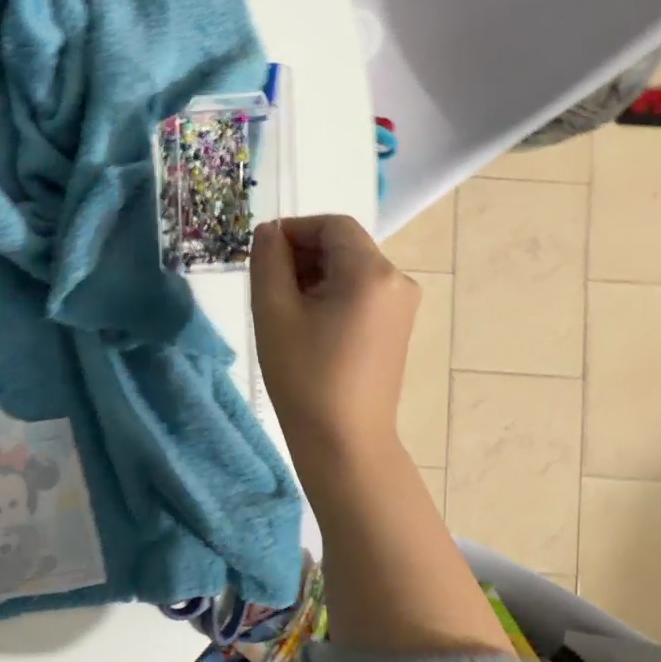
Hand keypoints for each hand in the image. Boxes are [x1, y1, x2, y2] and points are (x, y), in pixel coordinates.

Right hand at [250, 215, 418, 452]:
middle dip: (301, 254)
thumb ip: (268, 261)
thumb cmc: (303, 373)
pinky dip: (329, 294)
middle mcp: (397, 280)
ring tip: (282, 310)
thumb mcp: (273, 311)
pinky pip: (359, 291)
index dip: (292, 229)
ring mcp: (401, 305)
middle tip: (265, 286)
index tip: (259, 255)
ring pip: (349, 268)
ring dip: (312, 275)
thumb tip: (269, 231)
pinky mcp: (395, 326)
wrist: (343, 437)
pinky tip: (305, 325)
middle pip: (343, 244)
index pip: (332, 224)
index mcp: (371, 272)